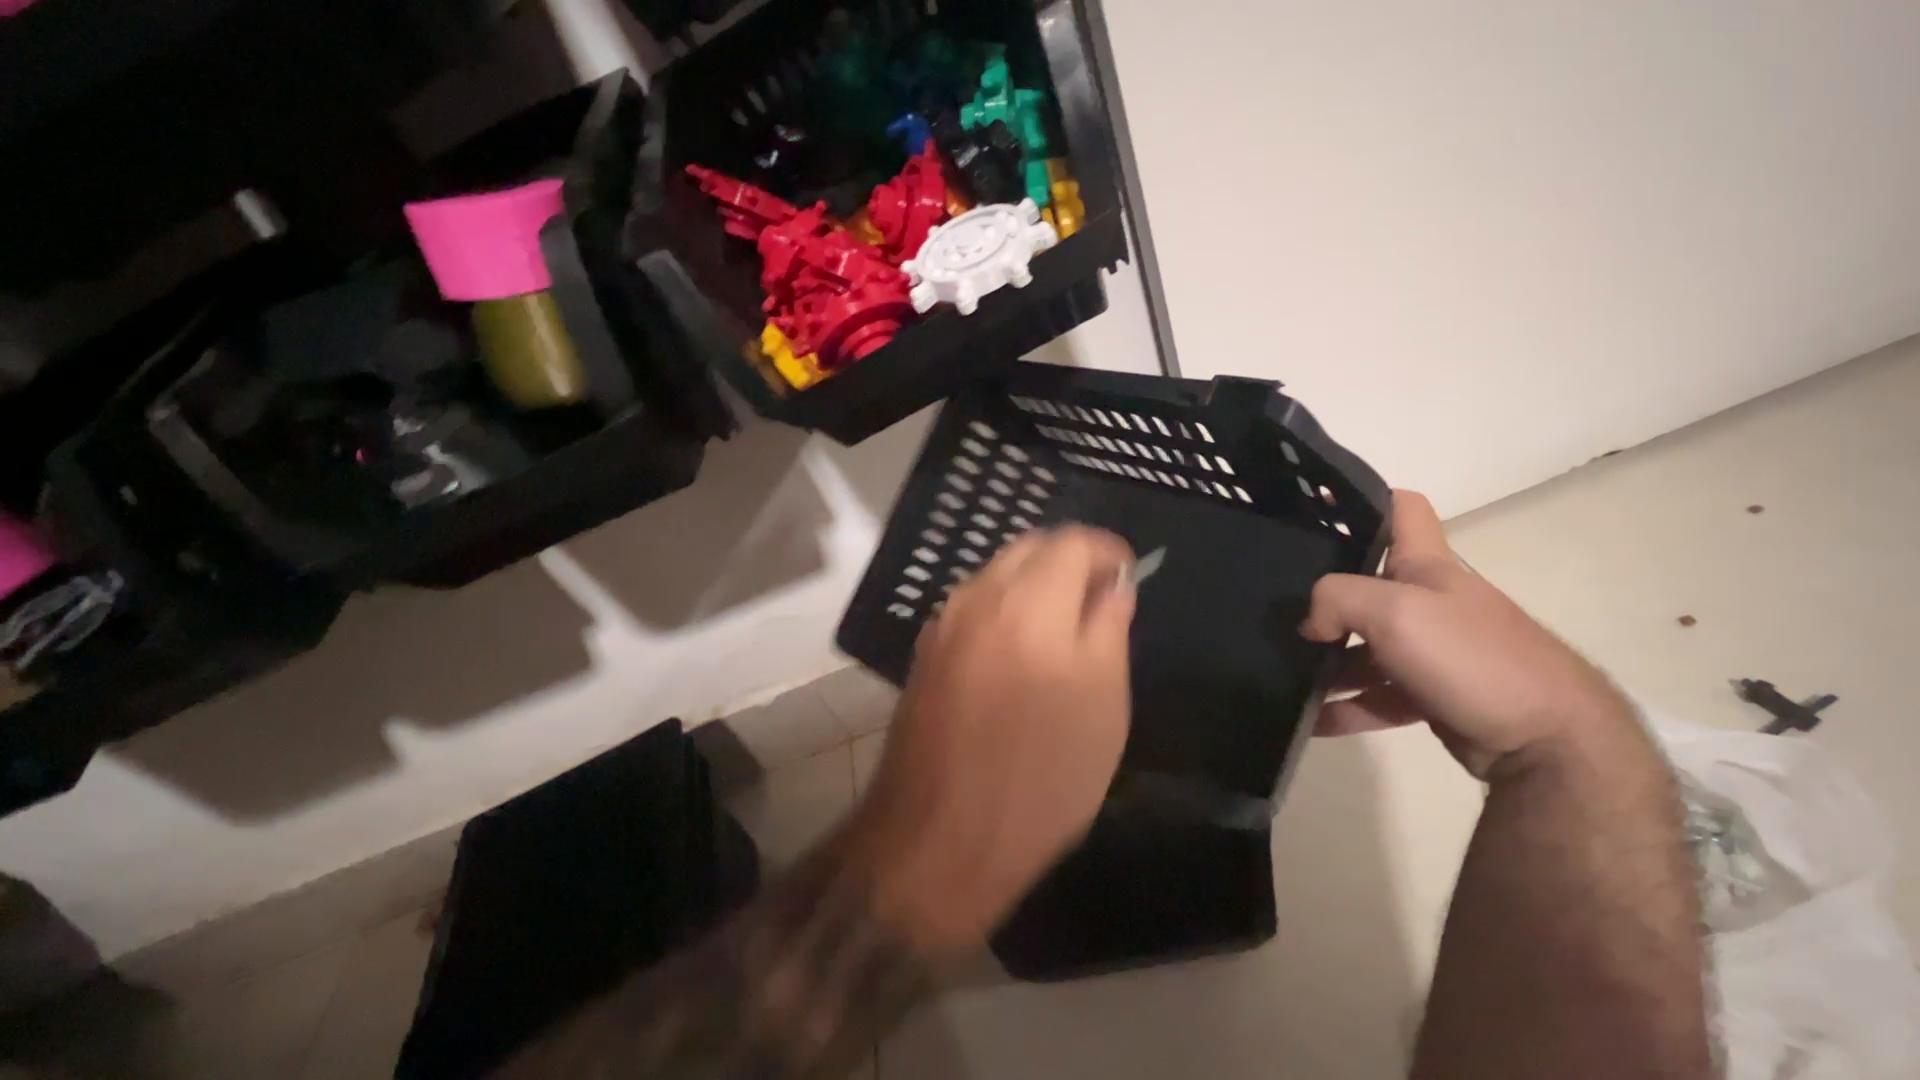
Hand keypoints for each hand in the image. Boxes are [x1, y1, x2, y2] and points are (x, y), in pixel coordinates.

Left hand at [834, 526, 1136, 959]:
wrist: (939, 838)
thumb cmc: (1041, 777)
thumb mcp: (1102, 705)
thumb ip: (1108, 629)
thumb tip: (1112, 586)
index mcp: (1027, 603)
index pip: (1070, 541)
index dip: (1106, 551)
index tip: (1129, 577)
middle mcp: (976, 599)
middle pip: (1028, 550)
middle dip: (1069, 563)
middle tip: (1102, 601)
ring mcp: (942, 626)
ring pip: (996, 577)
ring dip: (1034, 585)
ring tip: (1067, 629)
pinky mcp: (924, 656)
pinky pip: (973, 609)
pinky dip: (1005, 610)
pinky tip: (1023, 652)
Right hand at [1301, 490, 1638, 780]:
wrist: (1549, 741)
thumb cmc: (1472, 658)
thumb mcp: (1396, 612)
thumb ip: (1338, 600)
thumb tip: (1311, 623)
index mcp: (1429, 567)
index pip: (1402, 509)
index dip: (1361, 500)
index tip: (1315, 509)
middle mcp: (1431, 603)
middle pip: (1369, 585)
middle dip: (1324, 597)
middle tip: (1278, 610)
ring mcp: (1434, 653)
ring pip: (1368, 649)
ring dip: (1328, 662)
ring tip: (1285, 675)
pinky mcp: (1435, 698)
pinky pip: (1379, 698)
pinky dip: (1346, 708)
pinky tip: (1312, 721)